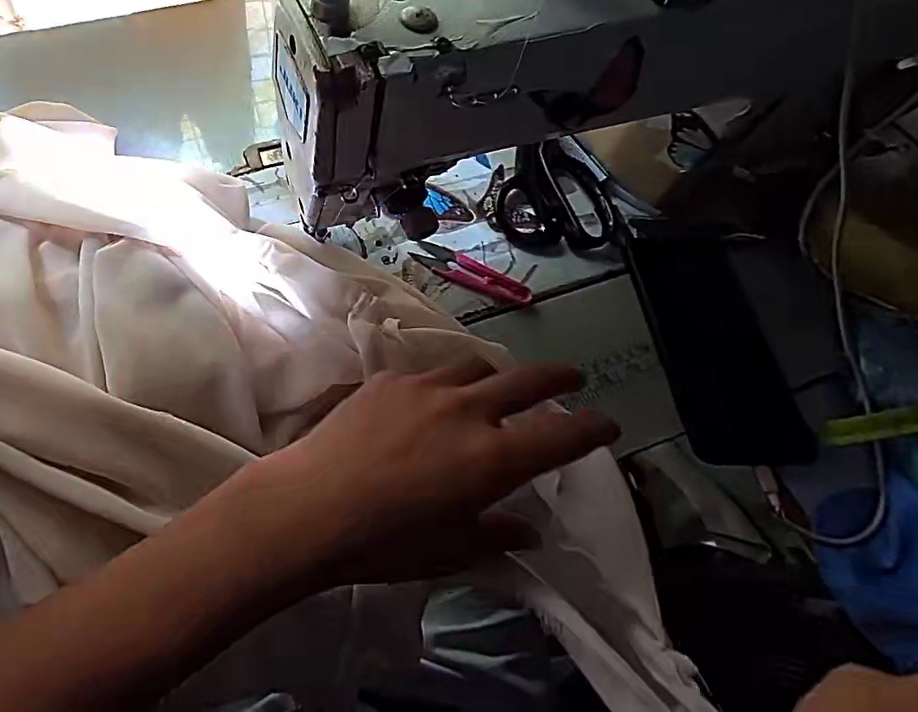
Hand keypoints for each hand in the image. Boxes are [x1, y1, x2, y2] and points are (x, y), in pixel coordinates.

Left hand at [220, 358, 618, 588]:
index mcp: (490, 458)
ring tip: (496, 384)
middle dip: (557, 378)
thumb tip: (525, 531)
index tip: (606, 423)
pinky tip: (432, 397)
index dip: (590, 428)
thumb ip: (493, 535)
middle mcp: (466, 411)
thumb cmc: (383, 542)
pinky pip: (430, 371)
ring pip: (476, 366)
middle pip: (525, 381)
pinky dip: (446, 381)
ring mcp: (426, 387)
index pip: (559, 436)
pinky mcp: (390, 378)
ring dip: (496, 374)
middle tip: (572, 378)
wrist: (311, 503)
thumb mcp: (447, 550)